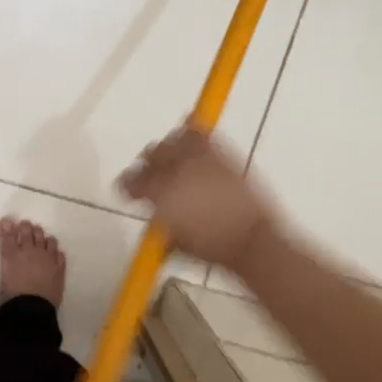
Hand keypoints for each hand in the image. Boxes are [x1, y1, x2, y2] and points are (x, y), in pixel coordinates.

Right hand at [118, 127, 277, 267]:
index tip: (131, 193)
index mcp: (159, 194)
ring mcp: (197, 160)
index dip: (127, 185)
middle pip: (150, 155)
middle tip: (153, 175)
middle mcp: (174, 171)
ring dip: (168, 149)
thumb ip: (159, 220)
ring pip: (172, 140)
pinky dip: (190, 132)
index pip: (131, 179)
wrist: (253, 240)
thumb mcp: (175, 241)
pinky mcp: (219, 154)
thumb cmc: (212, 248)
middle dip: (148, 165)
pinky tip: (190, 139)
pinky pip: (198, 133)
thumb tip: (154, 211)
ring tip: (173, 158)